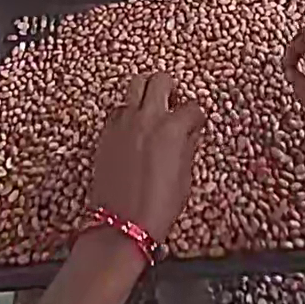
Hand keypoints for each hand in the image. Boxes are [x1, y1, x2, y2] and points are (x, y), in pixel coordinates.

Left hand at [87, 72, 203, 243]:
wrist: (122, 223)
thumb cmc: (157, 205)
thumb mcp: (185, 176)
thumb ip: (187, 145)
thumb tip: (188, 132)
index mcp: (172, 128)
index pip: (192, 107)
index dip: (197, 117)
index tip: (196, 124)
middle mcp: (147, 117)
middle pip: (160, 80)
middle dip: (171, 87)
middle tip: (173, 102)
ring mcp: (124, 121)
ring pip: (135, 84)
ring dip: (147, 92)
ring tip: (152, 107)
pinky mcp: (107, 131)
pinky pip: (119, 108)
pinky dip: (128, 111)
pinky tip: (134, 127)